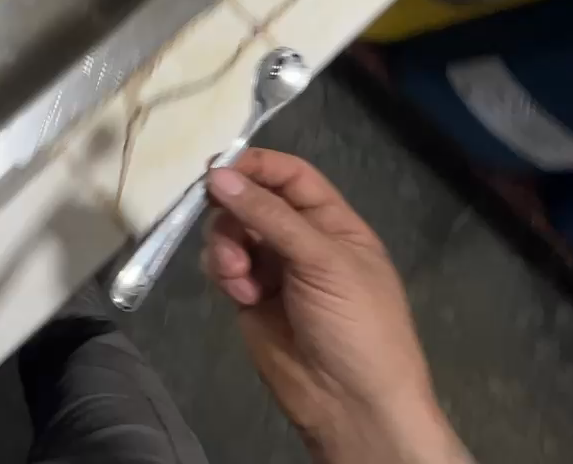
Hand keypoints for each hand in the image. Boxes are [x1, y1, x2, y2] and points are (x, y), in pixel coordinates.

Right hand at [203, 150, 470, 463]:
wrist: (350, 406)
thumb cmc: (357, 328)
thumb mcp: (323, 264)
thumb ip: (268, 215)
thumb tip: (215, 174)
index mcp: (333, 225)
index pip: (289, 175)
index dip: (255, 165)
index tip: (218, 168)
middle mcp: (300, 239)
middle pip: (249, 198)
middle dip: (231, 210)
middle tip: (216, 215)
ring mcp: (271, 265)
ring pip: (227, 229)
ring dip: (224, 246)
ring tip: (237, 274)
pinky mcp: (247, 290)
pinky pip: (219, 261)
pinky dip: (223, 271)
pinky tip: (240, 294)